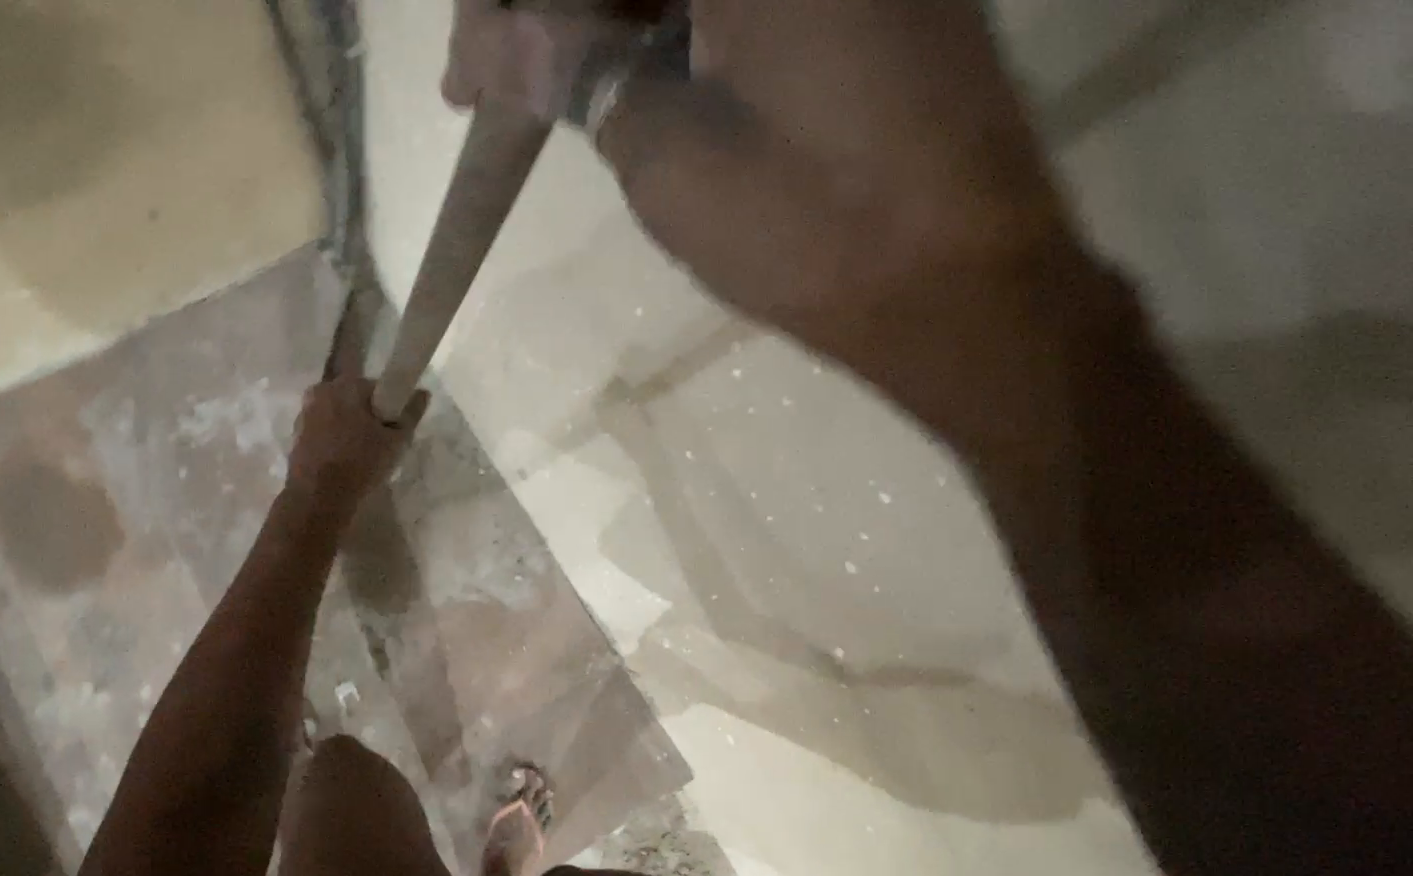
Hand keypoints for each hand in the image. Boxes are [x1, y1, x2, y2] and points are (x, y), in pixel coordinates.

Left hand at [284, 377, 428, 512]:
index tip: (393, 427)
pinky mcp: (296, 434)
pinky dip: (333, 439)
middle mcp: (321, 390)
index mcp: (346, 385)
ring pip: (337, 414)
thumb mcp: (396, 441)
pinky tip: (342, 460)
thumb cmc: (360, 463)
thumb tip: (423, 392)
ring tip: (361, 454)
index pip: (375, 387)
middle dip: (367, 415)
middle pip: (353, 398)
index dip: (388, 406)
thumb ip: (410, 413)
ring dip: (349, 427)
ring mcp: (304, 412)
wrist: (318, 496)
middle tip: (379, 442)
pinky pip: (322, 430)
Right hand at [444, 0, 1121, 464]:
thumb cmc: (810, 229)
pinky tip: (625, 75)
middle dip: (554, 11)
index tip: (468, 72)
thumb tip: (488, 37)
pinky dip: (673, 27)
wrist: (964, 290)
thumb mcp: (667, 156)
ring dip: (609, 20)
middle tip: (494, 79)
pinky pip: (742, 1)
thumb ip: (574, 71)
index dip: (513, 7)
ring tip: (545, 89)